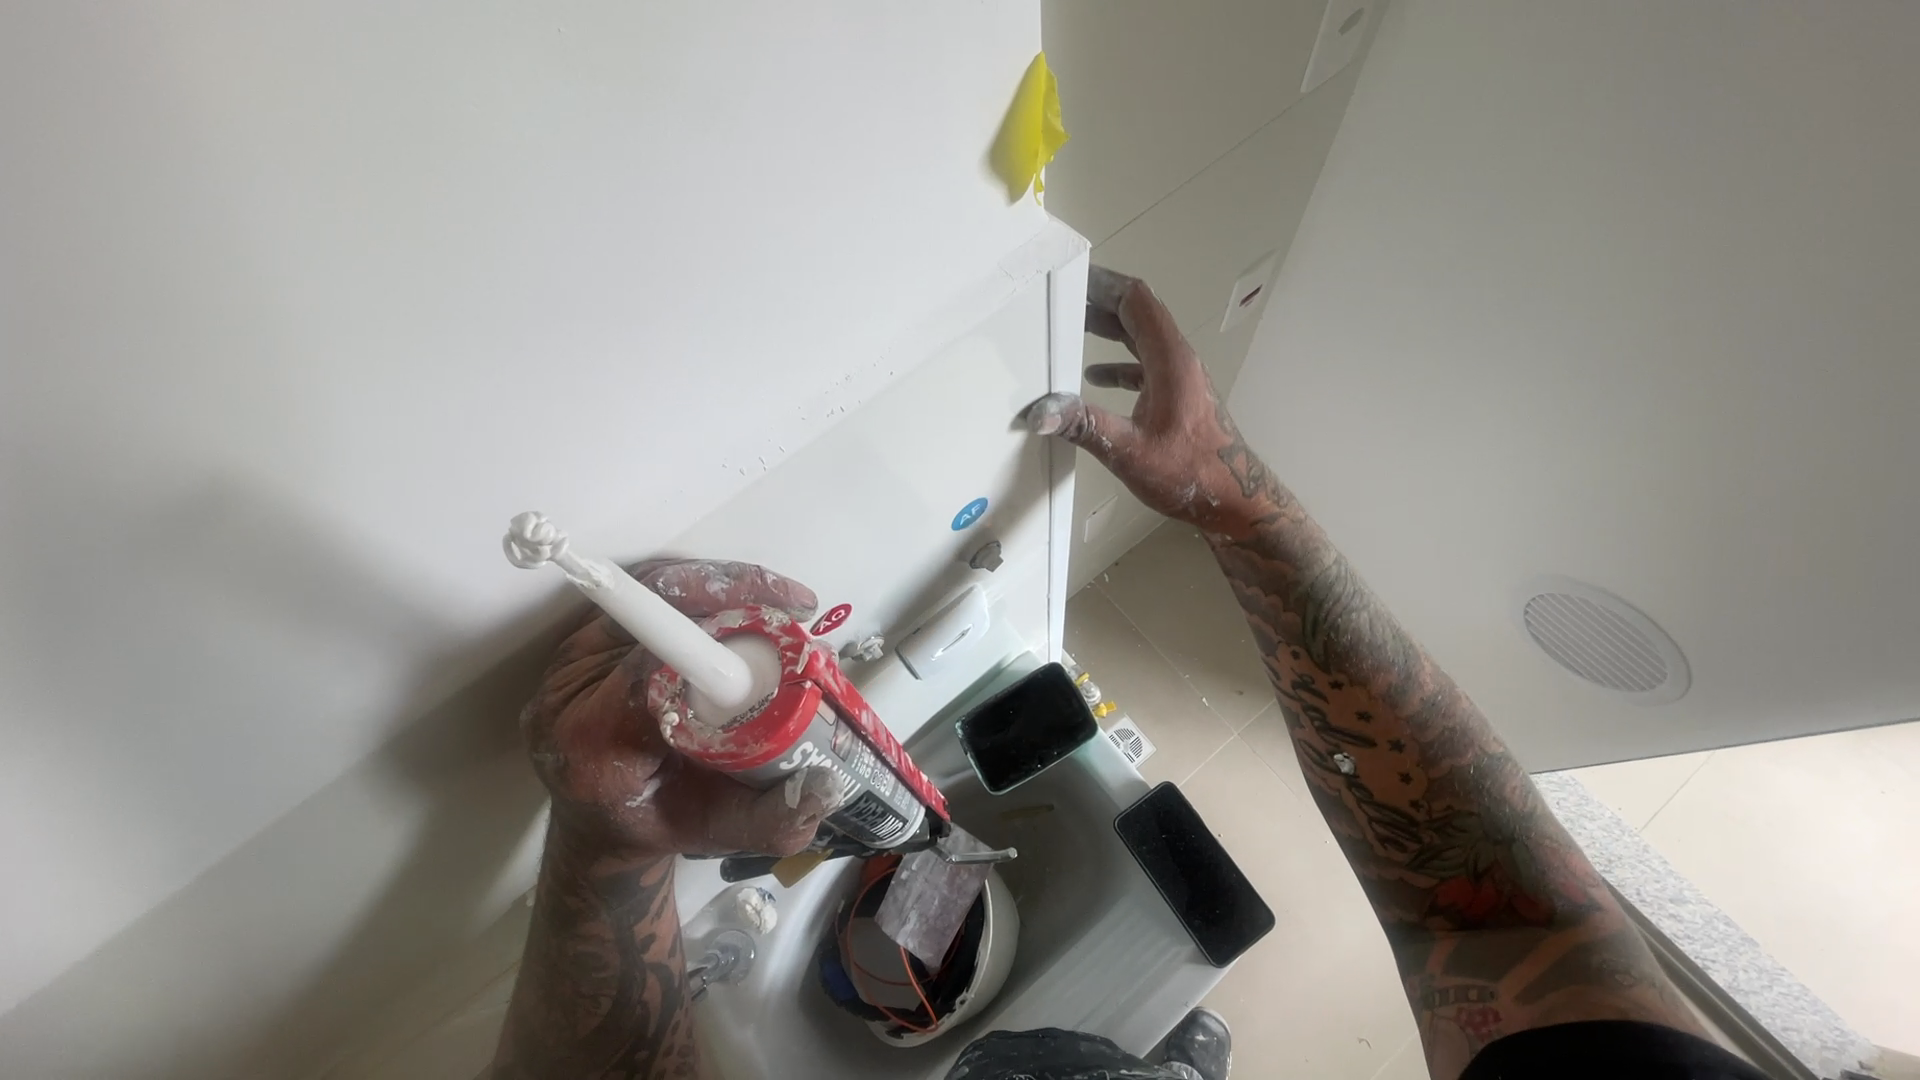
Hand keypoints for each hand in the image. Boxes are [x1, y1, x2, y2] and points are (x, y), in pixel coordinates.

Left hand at [521, 559, 835, 861]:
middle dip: (726, 594)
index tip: (774, 641)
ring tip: (784, 599)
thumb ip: (771, 818)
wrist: (605, 817)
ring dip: (723, 584)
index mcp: (593, 742)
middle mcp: (575, 688)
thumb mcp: (716, 833)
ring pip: (652, 590)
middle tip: (792, 605)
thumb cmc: (658, 822)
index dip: (709, 648)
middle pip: (646, 612)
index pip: (645, 674)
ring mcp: (582, 655)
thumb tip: (826, 782)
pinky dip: (707, 589)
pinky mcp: (600, 636)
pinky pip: (654, 594)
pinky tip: (753, 599)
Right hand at [1024, 266, 1274, 534]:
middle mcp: (1177, 360)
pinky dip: (1119, 364)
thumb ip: (1084, 426)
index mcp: (1170, 360)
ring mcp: (1180, 378)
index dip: (1104, 284)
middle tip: (1061, 298)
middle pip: (1137, 314)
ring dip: (1109, 329)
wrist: (1233, 500)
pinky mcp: (1177, 397)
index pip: (1137, 301)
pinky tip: (1095, 377)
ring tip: (1071, 327)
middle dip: (1100, 302)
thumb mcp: (1130, 451)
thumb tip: (1039, 412)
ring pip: (1141, 338)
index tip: (1070, 278)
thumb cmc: (1189, 473)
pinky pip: (1144, 366)